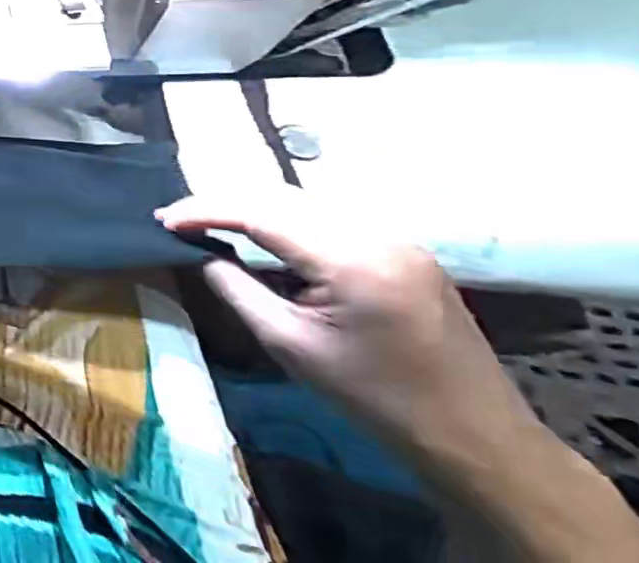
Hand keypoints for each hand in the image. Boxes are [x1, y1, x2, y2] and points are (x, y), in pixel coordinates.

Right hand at [157, 191, 536, 453]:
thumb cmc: (373, 397)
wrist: (476, 440)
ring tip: (208, 223)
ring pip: (302, 203)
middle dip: (221, 204)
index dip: (203, 211)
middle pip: (279, 199)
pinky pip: (328, 219)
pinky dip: (283, 221)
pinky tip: (259, 235)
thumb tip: (198, 249)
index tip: (162, 221)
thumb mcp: (286, 342)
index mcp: (353, 261)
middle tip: (177, 220)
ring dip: (250, 209)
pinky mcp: (403, 250)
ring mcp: (397, 240)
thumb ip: (234, 286)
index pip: (259, 214)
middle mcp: (378, 236)